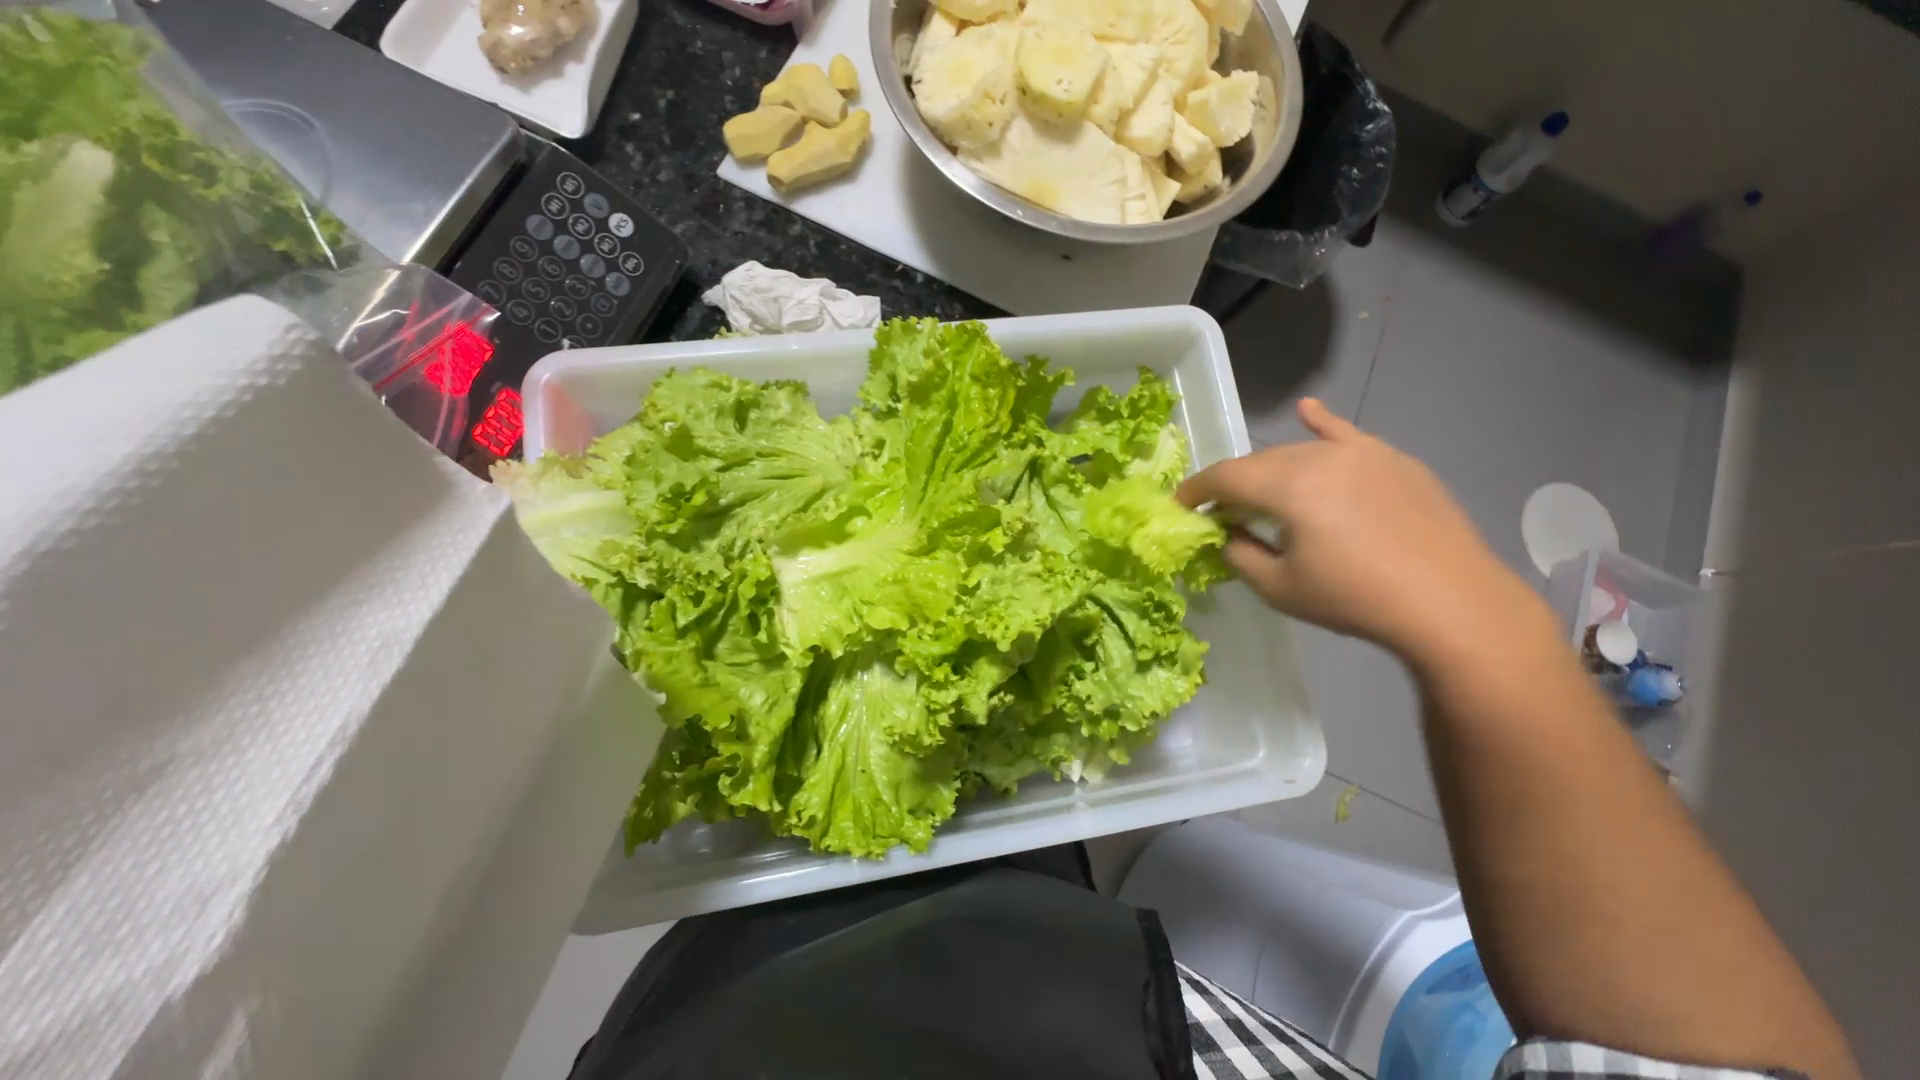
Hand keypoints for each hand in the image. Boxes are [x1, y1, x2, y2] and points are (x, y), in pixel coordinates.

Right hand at [1178, 399, 1551, 666]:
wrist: (1451, 602)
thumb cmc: (1356, 600)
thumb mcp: (1281, 589)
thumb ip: (1240, 555)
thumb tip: (1226, 534)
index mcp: (1288, 488)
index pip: (1225, 478)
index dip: (1196, 491)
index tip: (1180, 507)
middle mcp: (1320, 457)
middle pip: (1259, 462)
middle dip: (1233, 484)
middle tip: (1222, 513)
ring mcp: (1361, 453)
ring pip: (1299, 451)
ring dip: (1272, 470)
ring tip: (1264, 494)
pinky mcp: (1393, 460)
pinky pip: (1348, 433)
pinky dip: (1323, 423)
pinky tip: (1309, 409)